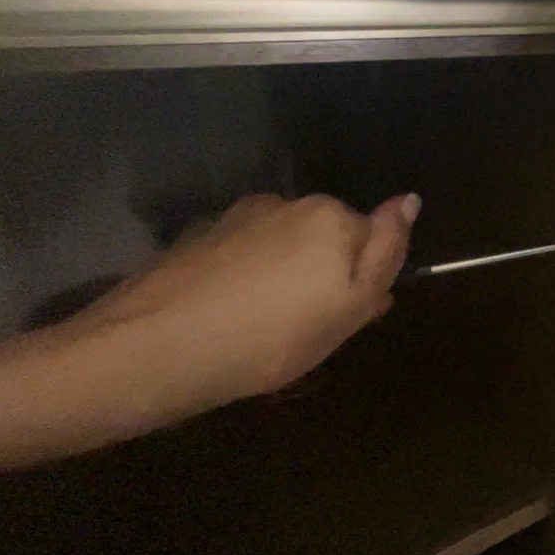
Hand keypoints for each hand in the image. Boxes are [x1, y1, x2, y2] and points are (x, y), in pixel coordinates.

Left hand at [70, 192, 419, 412]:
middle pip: (325, 238)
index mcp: (332, 217)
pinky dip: (241, 283)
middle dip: (325, 274)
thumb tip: (409, 199)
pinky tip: (225, 320)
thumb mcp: (353, 305)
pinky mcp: (189, 243)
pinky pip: (238, 259)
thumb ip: (387, 250)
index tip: (350, 317)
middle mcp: (286, 205)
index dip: (366, 279)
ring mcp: (233, 220)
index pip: (372, 238)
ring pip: (280, 248)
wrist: (145, 354)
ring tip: (262, 329)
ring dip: (282, 278)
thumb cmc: (272, 336)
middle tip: (310, 328)